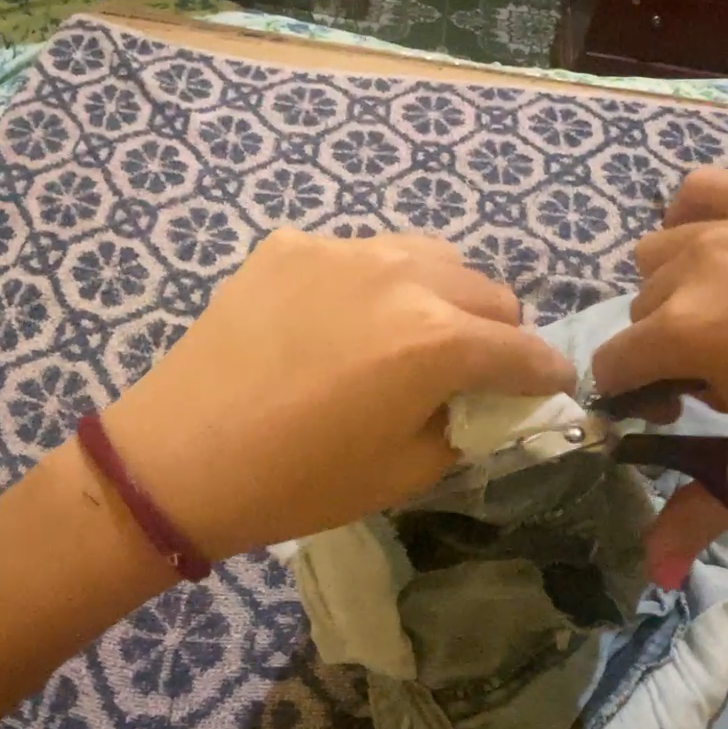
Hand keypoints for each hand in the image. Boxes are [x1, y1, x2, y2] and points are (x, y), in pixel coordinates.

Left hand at [102, 229, 575, 559]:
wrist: (177, 458)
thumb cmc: (296, 483)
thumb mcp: (403, 473)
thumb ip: (466, 426)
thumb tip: (489, 402)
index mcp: (436, 340)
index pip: (525, 349)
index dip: (547, 374)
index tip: (549, 387)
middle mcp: (400, 276)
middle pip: (488, 292)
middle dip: (497, 334)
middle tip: (475, 370)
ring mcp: (340, 250)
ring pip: (429, 256)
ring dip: (443, 295)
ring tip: (414, 333)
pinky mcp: (290, 245)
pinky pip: (360, 254)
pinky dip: (373, 284)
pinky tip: (338, 323)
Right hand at [593, 169, 727, 566]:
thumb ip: (698, 516)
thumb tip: (652, 574)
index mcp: (687, 331)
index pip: (612, 364)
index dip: (632, 402)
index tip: (675, 424)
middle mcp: (698, 265)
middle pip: (637, 313)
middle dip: (659, 354)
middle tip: (721, 389)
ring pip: (660, 253)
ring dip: (672, 295)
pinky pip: (705, 190)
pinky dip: (694, 220)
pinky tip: (727, 253)